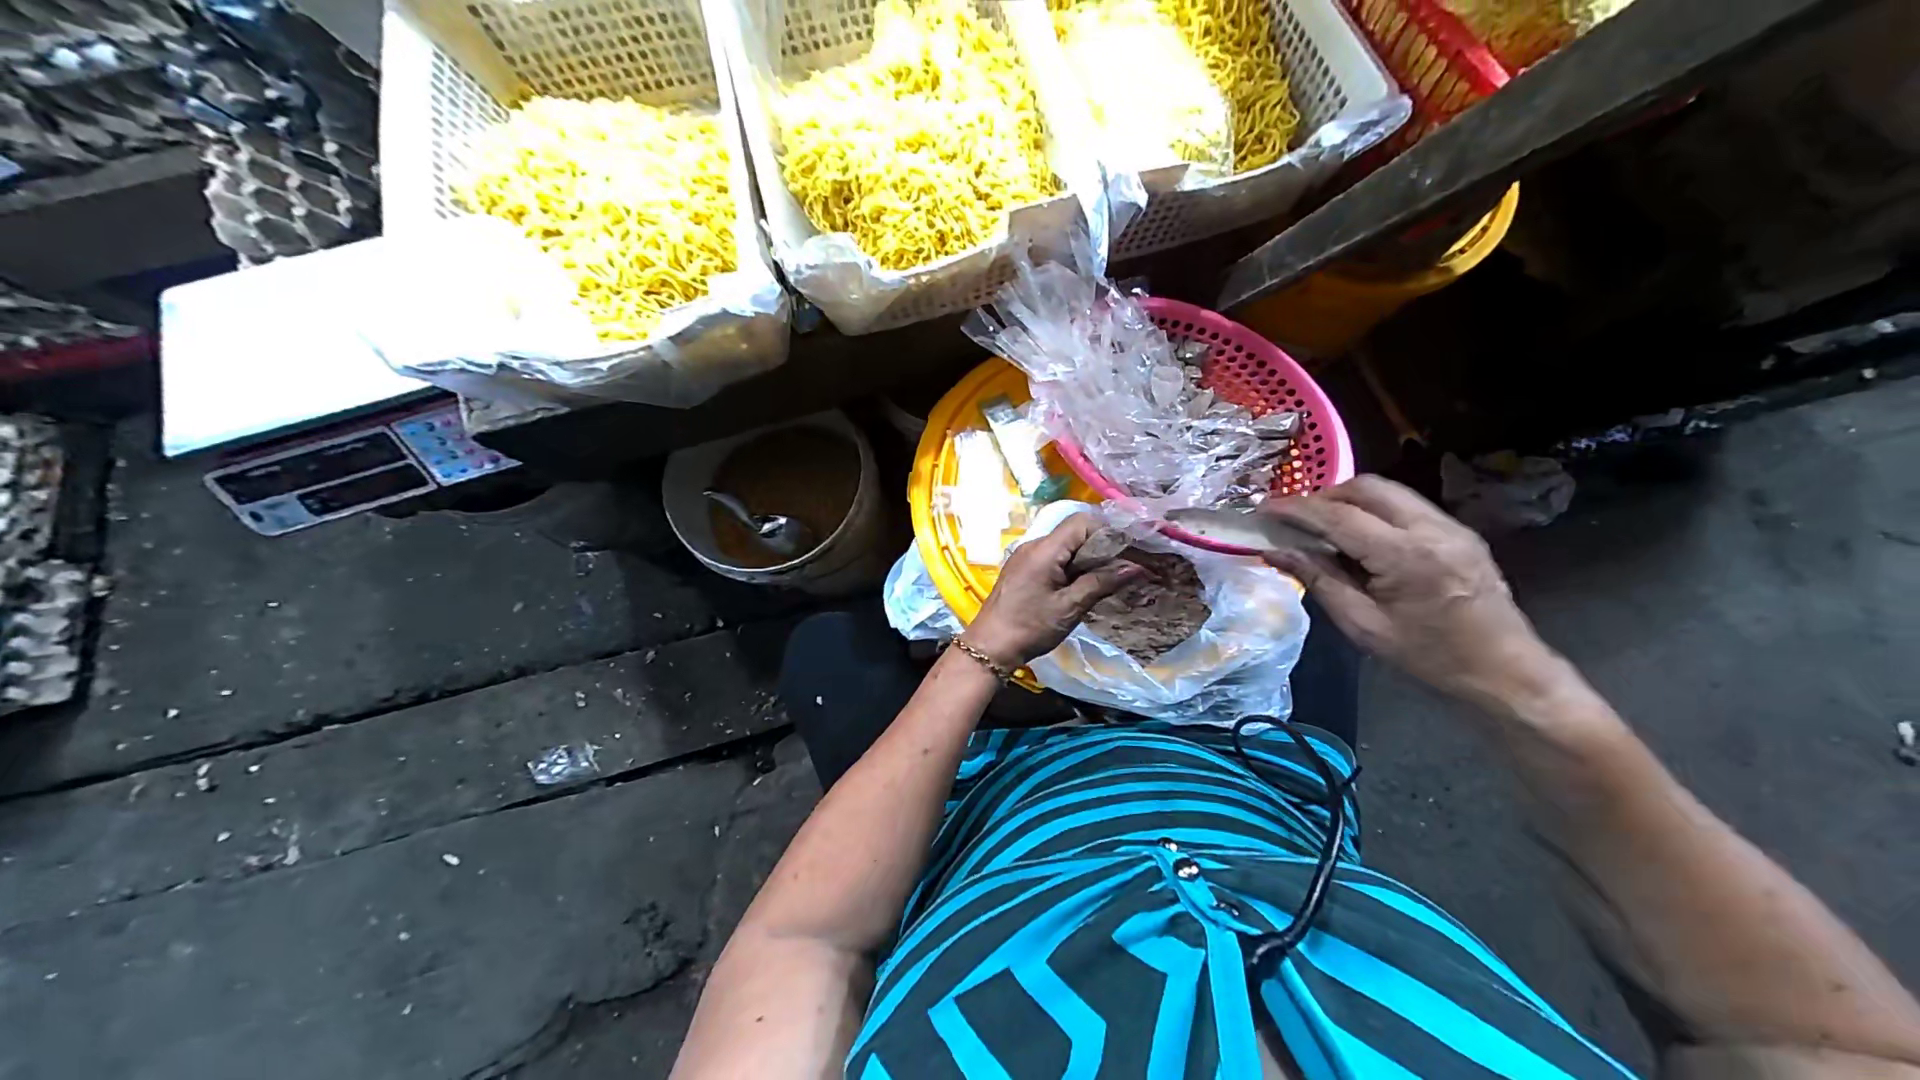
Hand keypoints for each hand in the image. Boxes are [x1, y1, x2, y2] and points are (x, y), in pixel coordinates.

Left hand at [965, 513, 1146, 667]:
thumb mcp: (1070, 607)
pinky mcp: (1024, 569)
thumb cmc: (1030, 627)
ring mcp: (1027, 557)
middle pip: (1074, 531)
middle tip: (1126, 565)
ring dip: (1089, 557)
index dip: (1108, 531)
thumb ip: (1102, 583)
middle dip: (1102, 545)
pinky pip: (1054, 557)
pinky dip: (1074, 565)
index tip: (1129, 549)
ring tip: (1111, 576)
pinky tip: (1087, 583)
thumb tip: (1136, 568)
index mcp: (1044, 550)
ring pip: (1065, 545)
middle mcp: (1034, 545)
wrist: (990, 647)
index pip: (1082, 522)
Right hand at [1262, 476, 1566, 709]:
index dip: (1297, 509)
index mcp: (1407, 556)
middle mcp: (1432, 529)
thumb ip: (1319, 579)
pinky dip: (1373, 509)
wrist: (1504, 670)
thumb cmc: (1428, 657)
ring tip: (1320, 524)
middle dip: (1323, 496)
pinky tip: (1357, 534)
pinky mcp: (1459, 531)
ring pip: (1387, 491)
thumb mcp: (1362, 625)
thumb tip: (1276, 551)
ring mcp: (1451, 526)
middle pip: (1366, 488)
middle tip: (1293, 517)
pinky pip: (1406, 504)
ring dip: (1348, 500)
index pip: (1340, 517)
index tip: (1264, 508)